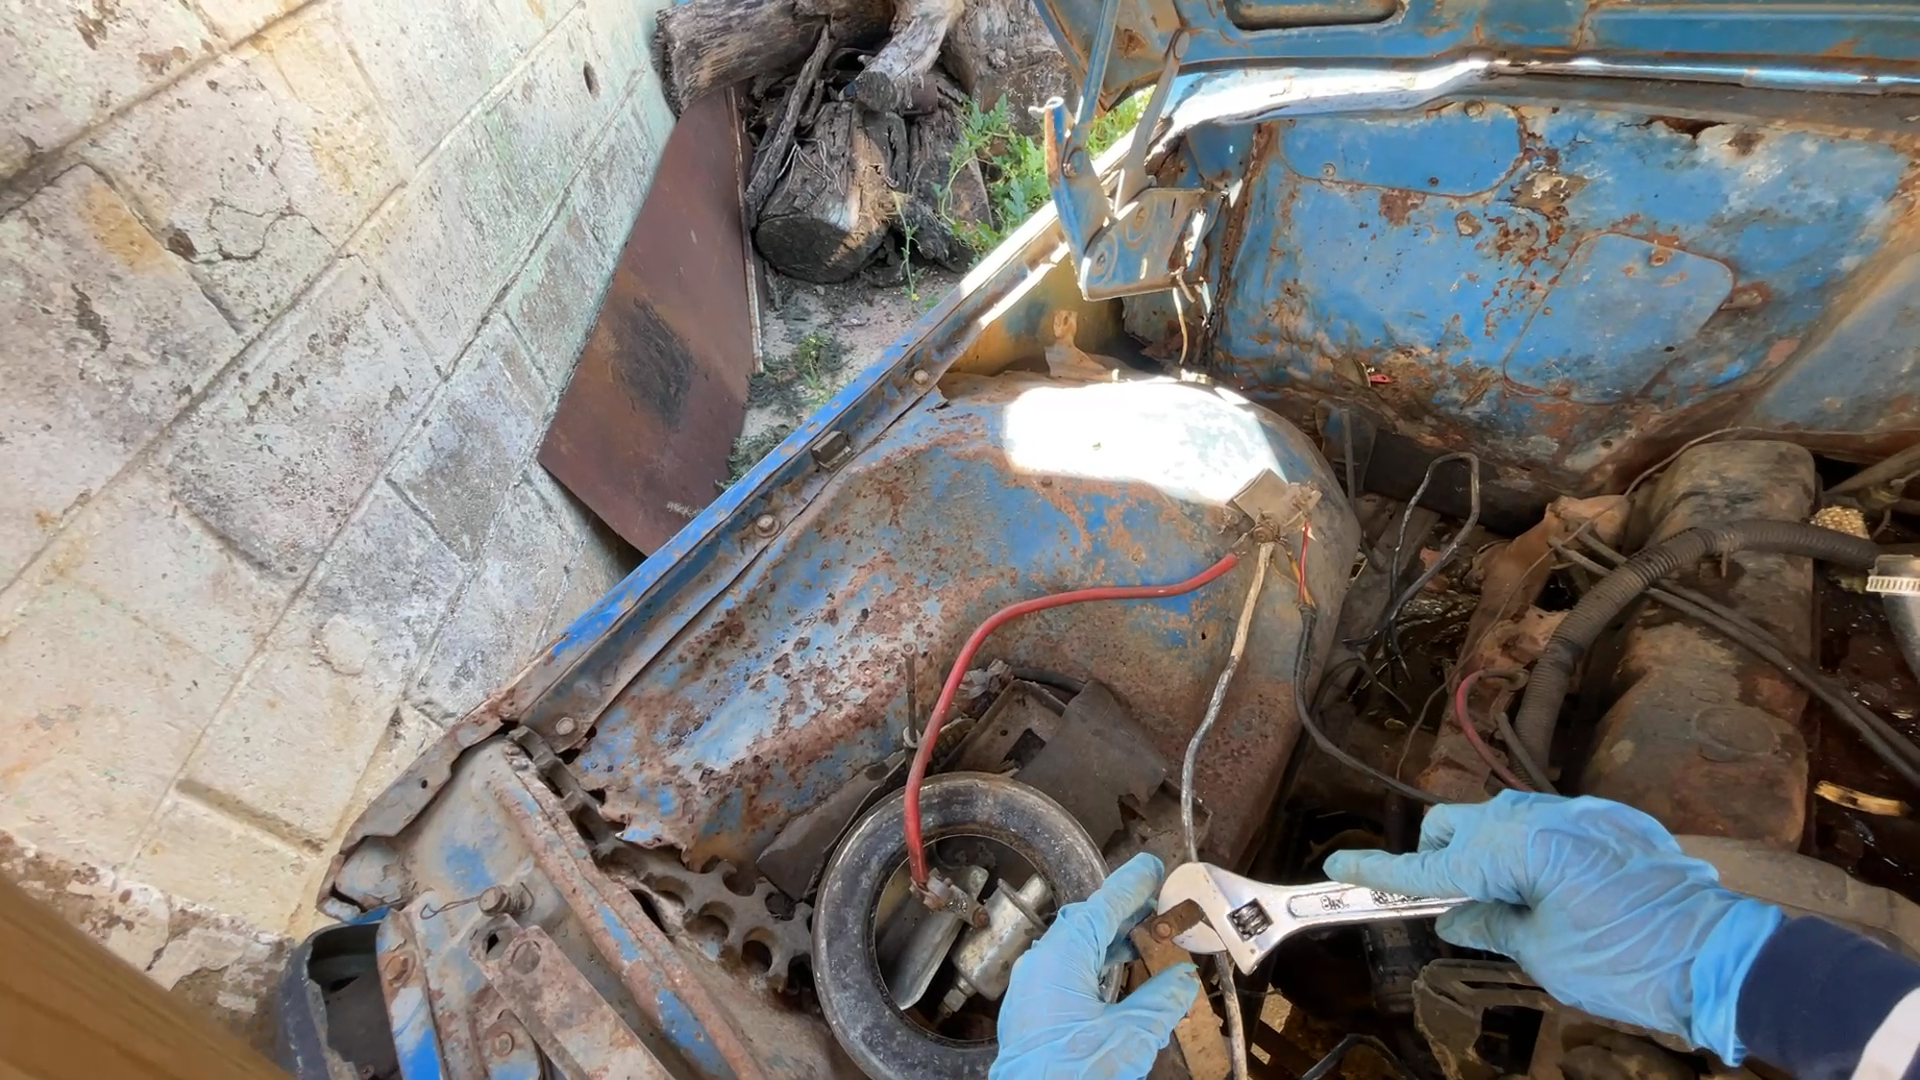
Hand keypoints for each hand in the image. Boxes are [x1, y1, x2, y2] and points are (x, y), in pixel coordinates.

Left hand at [992, 853, 1200, 1079]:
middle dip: (1123, 910)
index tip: (1151, 867)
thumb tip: (1184, 977)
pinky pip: (1065, 967)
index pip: (1102, 907)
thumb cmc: (1076, 1072)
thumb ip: (1159, 1001)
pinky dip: (1093, 961)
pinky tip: (1114, 970)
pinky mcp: (1032, 1006)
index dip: (1130, 885)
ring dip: (1110, 938)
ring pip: (1076, 945)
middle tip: (1157, 902)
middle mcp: (1042, 960)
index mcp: (1062, 954)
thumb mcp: (1129, 1036)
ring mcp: (1033, 982)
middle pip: (1087, 922)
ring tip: (1144, 935)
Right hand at [1323, 792, 1780, 1062]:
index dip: (1377, 872)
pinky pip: (1538, 823)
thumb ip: (1487, 925)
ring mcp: (1566, 810)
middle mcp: (1529, 816)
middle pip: (1451, 826)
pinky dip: (1529, 850)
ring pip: (1492, 819)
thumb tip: (1455, 918)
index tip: (1336, 867)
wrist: (1738, 960)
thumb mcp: (1546, 956)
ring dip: (1486, 853)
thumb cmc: (1631, 964)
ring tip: (1516, 897)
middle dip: (1441, 860)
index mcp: (1511, 849)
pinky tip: (1563, 886)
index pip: (1427, 867)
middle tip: (1457, 902)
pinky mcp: (1600, 817)